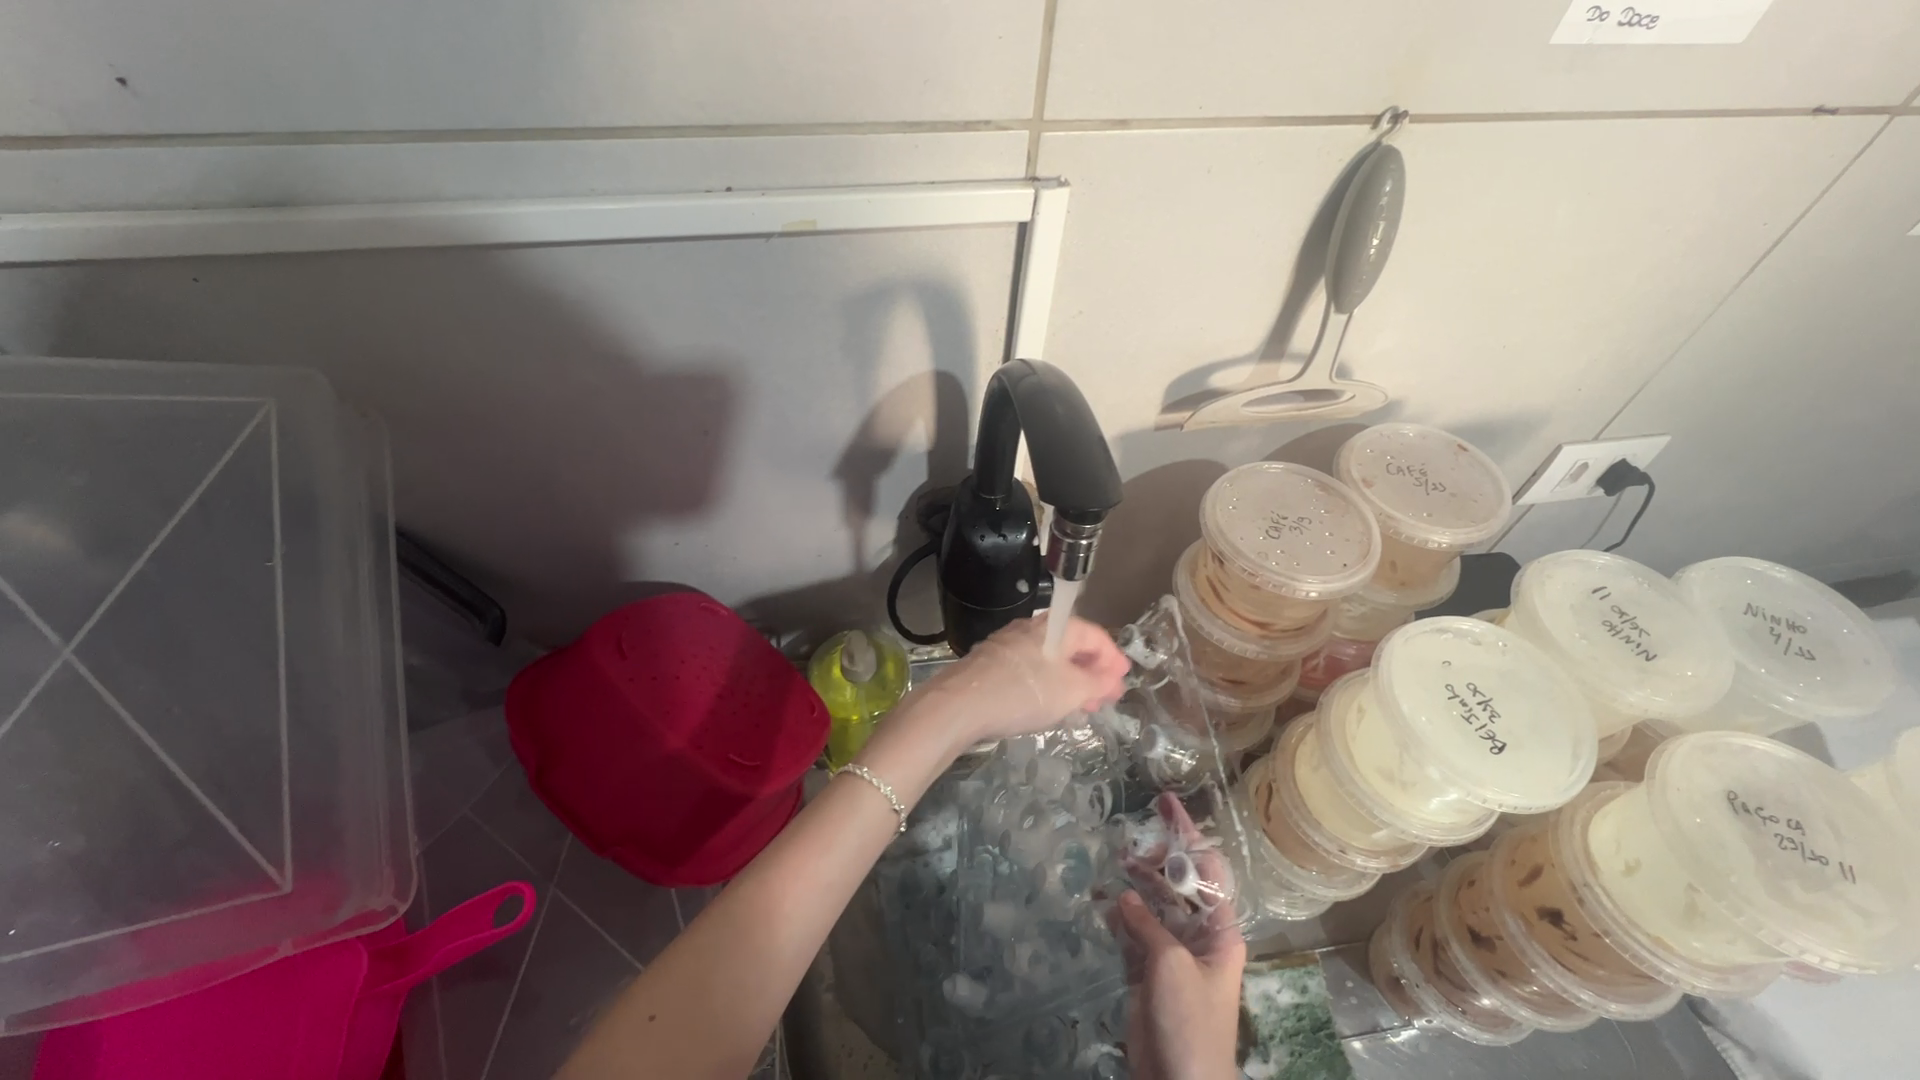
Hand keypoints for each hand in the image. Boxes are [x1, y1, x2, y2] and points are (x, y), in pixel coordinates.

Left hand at [917, 614, 1129, 745]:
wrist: (960, 705)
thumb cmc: (1022, 693)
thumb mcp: (1071, 691)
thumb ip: (1097, 683)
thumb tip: (1113, 679)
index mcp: (1055, 627)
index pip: (1095, 635)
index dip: (1113, 659)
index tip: (1123, 682)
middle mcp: (1032, 628)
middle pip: (1072, 646)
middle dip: (1093, 673)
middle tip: (1105, 699)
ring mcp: (1009, 645)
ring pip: (1051, 660)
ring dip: (1071, 682)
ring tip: (1082, 708)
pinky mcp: (993, 664)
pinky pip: (1032, 669)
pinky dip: (1049, 685)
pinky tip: (1050, 706)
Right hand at [1111, 798, 1245, 1079]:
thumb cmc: (1190, 1020)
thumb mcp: (1171, 965)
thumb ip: (1148, 924)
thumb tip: (1124, 894)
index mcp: (1220, 931)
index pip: (1206, 870)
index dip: (1187, 835)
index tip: (1166, 802)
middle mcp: (1199, 936)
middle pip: (1178, 884)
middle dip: (1156, 858)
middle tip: (1129, 840)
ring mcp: (1172, 954)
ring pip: (1153, 905)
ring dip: (1134, 883)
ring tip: (1113, 861)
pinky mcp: (1148, 972)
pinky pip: (1134, 932)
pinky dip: (1118, 914)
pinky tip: (1101, 899)